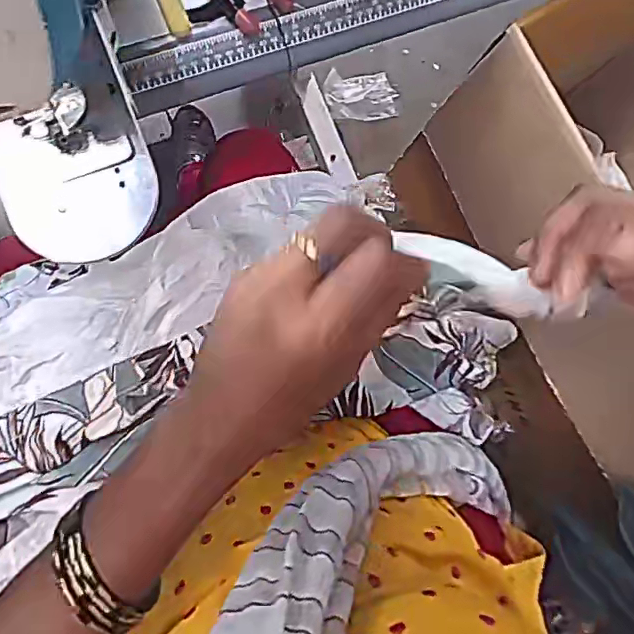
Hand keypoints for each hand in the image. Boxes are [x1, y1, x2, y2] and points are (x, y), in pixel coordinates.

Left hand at [181, 207, 427, 466]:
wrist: (218, 413)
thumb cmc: (286, 406)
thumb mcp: (344, 367)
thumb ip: (378, 316)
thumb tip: (408, 277)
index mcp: (318, 324)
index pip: (376, 260)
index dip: (405, 261)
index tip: (414, 272)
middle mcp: (286, 288)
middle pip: (343, 220)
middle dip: (374, 232)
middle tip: (384, 258)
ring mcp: (260, 274)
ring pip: (317, 230)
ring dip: (343, 245)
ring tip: (348, 276)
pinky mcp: (244, 272)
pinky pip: (293, 250)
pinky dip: (314, 260)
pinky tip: (313, 290)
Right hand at [520, 187, 633, 470]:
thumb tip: (603, 241)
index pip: (614, 218)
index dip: (575, 250)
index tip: (560, 297)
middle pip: (599, 205)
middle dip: (558, 237)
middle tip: (538, 281)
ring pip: (593, 219)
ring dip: (558, 244)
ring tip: (539, 281)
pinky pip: (599, 243)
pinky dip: (568, 254)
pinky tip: (551, 275)